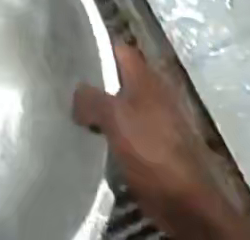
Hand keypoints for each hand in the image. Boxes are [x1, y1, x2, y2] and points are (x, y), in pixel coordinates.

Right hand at [75, 43, 249, 239]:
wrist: (186, 205)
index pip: (118, 48)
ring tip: (71, 107)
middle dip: (93, 77)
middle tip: (63, 80)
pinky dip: (107, 129)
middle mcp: (152, 93)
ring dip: (99, 106)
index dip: (94, 44)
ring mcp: (155, 121)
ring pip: (119, 103)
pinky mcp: (153, 147)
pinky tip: (89, 136)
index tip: (67, 48)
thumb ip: (90, 98)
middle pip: (117, 75)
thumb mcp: (113, 117)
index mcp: (145, 78)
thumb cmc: (151, 151)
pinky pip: (123, 128)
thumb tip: (76, 96)